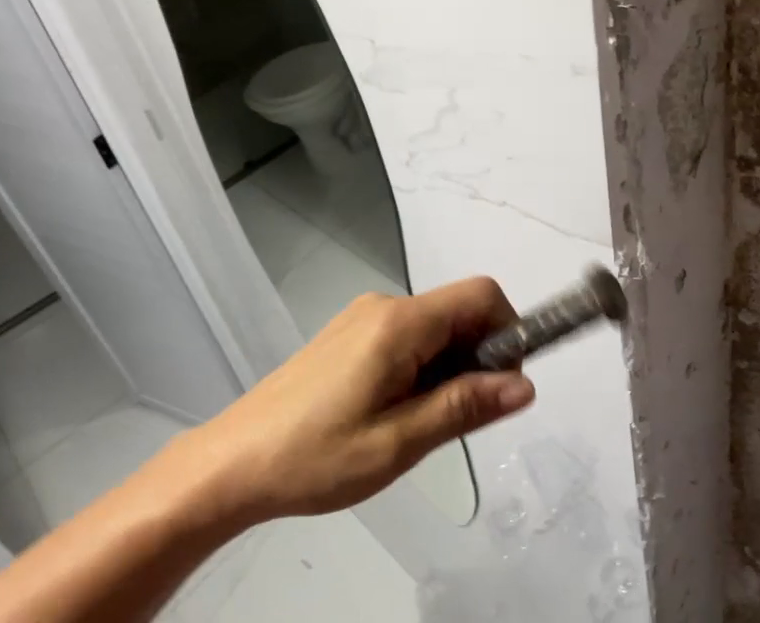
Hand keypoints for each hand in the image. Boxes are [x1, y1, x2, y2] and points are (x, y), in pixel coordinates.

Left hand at [179, 277, 534, 523]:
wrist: (233, 462)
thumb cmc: (317, 456)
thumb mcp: (400, 442)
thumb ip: (465, 407)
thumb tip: (525, 385)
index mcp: (400, 323)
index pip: (482, 296)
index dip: (507, 333)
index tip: (498, 388)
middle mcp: (384, 307)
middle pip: (460, 311)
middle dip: (477, 357)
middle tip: (453, 418)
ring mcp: (361, 319)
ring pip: (434, 327)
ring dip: (446, 367)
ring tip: (415, 423)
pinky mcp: (347, 336)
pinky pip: (406, 337)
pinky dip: (420, 367)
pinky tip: (390, 413)